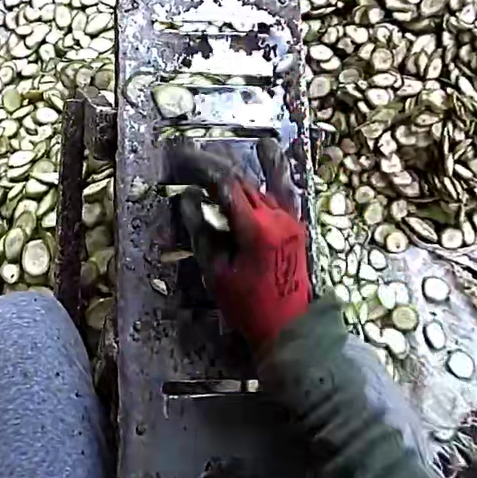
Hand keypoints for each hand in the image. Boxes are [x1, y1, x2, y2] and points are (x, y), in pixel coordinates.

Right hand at [168, 139, 310, 349]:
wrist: (289, 328)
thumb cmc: (248, 305)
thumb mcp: (216, 271)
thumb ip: (202, 230)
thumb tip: (189, 198)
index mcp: (256, 229)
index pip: (224, 186)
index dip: (200, 168)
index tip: (181, 157)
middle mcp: (277, 218)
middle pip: (241, 182)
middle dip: (213, 168)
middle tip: (188, 159)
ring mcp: (290, 221)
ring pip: (259, 186)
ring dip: (235, 173)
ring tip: (212, 157)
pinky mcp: (295, 226)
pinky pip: (282, 192)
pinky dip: (273, 170)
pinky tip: (267, 150)